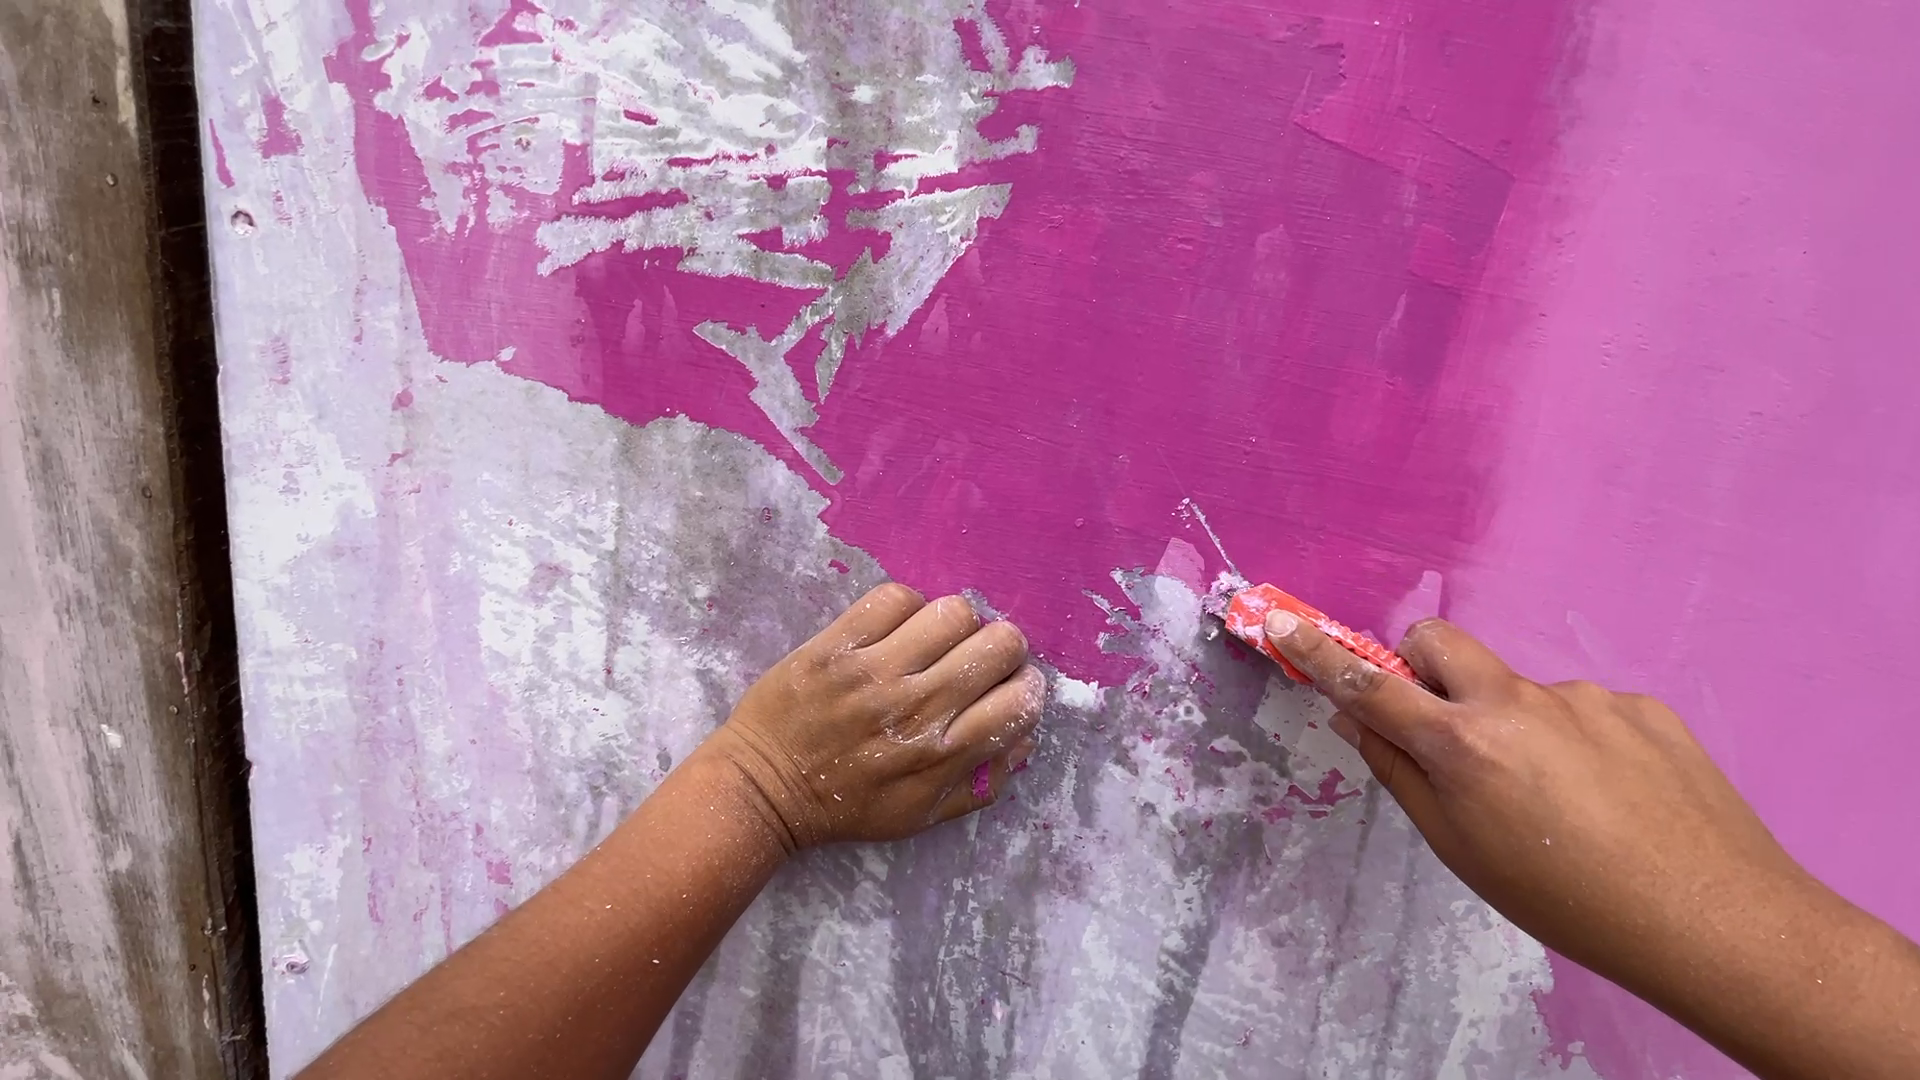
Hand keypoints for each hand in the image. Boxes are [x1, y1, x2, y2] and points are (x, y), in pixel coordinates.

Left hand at [705, 584, 1043, 851]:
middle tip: (974, 656)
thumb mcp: (925, 814)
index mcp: (944, 753)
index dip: (1024, 683)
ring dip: (954, 622)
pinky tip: (895, 629)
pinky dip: (905, 607)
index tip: (1006, 684)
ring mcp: (876, 672)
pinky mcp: (837, 644)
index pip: (1021, 698)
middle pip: (998, 643)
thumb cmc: (848, 805)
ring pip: (953, 612)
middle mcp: (919, 708)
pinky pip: (894, 598)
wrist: (764, 789)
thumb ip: (984, 780)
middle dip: (1000, 646)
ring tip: (934, 639)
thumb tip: (1027, 732)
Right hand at [1256, 610, 1813, 997]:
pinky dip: (1572, 736)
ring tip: (1557, 792)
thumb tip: (1357, 718)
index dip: (1319, 654)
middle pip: (1438, 641)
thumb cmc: (1561, 897)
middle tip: (1442, 719)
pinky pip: (1578, 707)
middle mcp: (1514, 703)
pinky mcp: (1641, 706)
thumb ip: (1398, 772)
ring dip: (1508, 720)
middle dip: (1419, 665)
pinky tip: (1609, 791)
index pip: (1367, 685)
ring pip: (1513, 687)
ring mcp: (1583, 697)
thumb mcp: (1457, 846)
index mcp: (1461, 744)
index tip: (1284, 623)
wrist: (1725, 928)